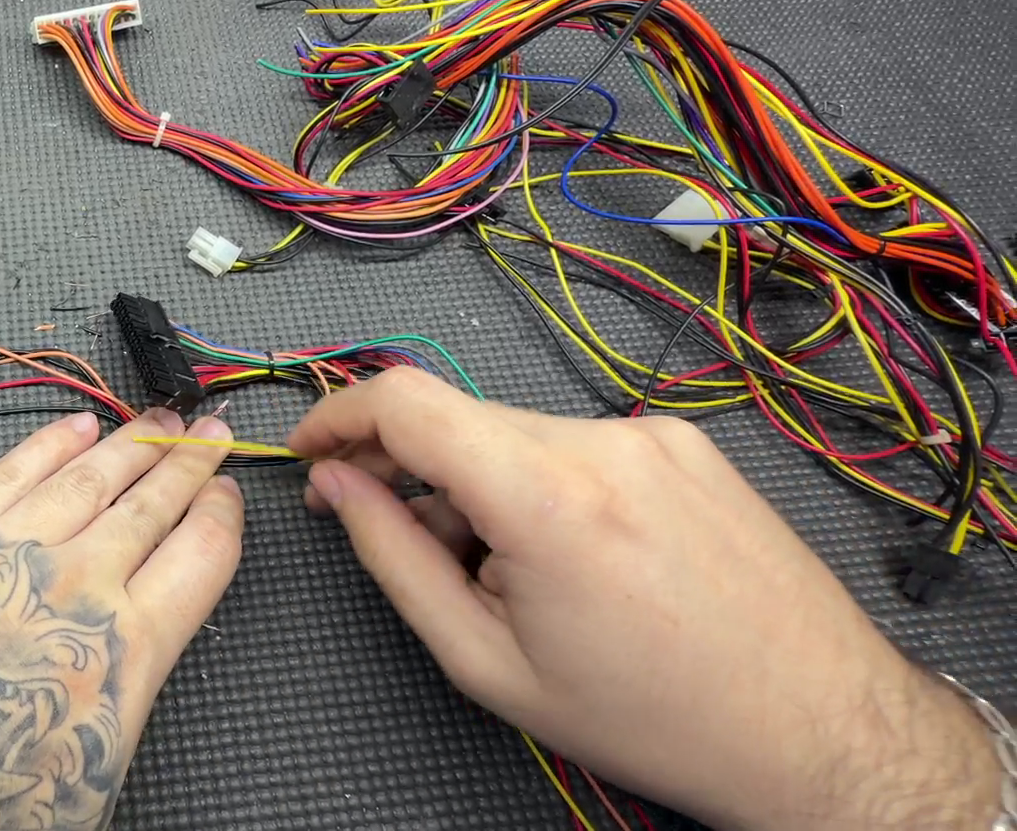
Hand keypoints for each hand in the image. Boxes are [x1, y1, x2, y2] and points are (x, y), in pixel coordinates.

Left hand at [0, 409, 242, 830]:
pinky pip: (11, 472)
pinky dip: (50, 445)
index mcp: (121, 651)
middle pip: (149, 504)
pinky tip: (78, 427)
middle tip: (209, 434)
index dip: (219, 517)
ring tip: (158, 420)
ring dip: (131, 445)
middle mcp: (73, 585)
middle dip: (187, 464)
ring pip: (87, 478)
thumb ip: (124, 685)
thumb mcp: (86, 770)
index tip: (228, 494)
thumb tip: (136, 636)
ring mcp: (6, 549)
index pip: (196, 558)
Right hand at [288, 368, 1002, 830]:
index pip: (404, 401)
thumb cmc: (645, 716)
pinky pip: (557, 439)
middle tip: (370, 514)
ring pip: (499, 430)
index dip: (336, 414)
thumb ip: (390, 554)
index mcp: (547, 497)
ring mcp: (645, 432)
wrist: (835, 741)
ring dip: (463, 478)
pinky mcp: (676, 439)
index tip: (308, 450)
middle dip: (394, 459)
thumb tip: (333, 483)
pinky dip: (521, 477)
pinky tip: (546, 544)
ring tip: (482, 556)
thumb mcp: (483, 658)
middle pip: (448, 417)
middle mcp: (598, 441)